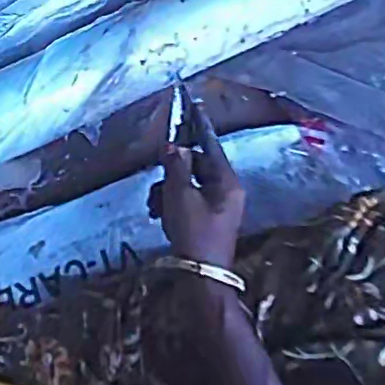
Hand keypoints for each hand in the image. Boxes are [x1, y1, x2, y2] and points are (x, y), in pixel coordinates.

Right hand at [150, 98, 244, 266]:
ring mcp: (219, 205)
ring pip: (189, 183)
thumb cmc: (194, 233)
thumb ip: (176, 167)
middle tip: (157, 183)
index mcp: (227, 181)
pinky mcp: (208, 218)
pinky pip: (188, 198)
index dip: (199, 127)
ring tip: (156, 206)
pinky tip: (159, 214)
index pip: (211, 145)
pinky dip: (172, 202)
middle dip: (172, 173)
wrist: (201, 277)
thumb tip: (175, 146)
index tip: (194, 107)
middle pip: (197, 165)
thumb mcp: (180, 195)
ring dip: (168, 190)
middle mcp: (227, 190)